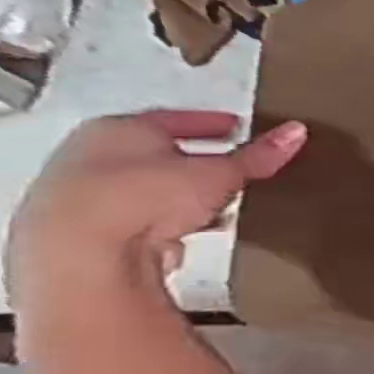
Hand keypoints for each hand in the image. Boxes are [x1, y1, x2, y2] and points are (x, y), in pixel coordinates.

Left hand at [7, 111, 305, 299]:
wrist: (81, 254)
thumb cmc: (143, 196)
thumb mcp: (219, 173)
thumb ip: (258, 156)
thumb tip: (296, 132)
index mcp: (119, 129)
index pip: (173, 119)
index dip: (209, 124)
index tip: (234, 128)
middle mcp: (88, 156)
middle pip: (151, 154)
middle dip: (188, 161)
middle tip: (223, 167)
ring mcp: (77, 198)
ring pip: (138, 190)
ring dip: (173, 198)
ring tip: (210, 208)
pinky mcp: (80, 238)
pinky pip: (130, 225)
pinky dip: (158, 227)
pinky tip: (180, 238)